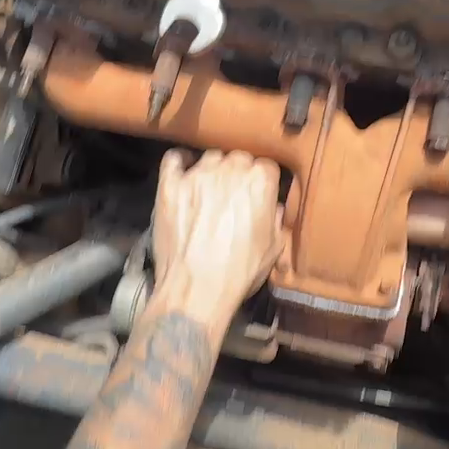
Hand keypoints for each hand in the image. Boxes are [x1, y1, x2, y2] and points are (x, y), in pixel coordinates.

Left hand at [150, 149, 282, 331]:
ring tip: (209, 188)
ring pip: (210, 157)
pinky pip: (174, 159)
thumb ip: (278, 219)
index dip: (262, 182)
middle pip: (238, 158)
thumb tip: (275, 208)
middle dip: (238, 173)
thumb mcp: (273, 248)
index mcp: (260, 181)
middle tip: (234, 195)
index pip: (266, 166)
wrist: (196, 291)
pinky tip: (183, 169)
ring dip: (213, 169)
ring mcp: (197, 174)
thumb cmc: (239, 272)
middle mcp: (230, 169)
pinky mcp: (171, 185)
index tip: (258, 195)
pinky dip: (179, 161)